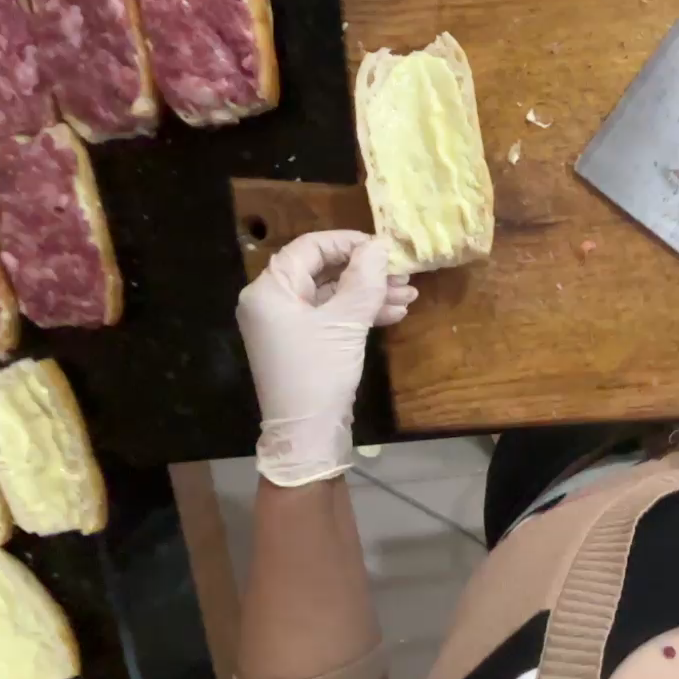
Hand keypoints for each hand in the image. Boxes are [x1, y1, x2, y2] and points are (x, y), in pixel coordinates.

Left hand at [236, 231, 417, 486]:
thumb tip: (380, 246)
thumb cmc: (319, 374)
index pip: (309, 248)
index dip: (348, 243)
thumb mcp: (346, 324)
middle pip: (322, 271)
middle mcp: (273, 303)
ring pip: (332, 297)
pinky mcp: (303, 346)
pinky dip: (360, 314)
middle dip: (366, 272)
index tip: (385, 248)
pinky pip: (332, 318)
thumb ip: (363, 280)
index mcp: (270, 291)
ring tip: (408, 296)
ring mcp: (287, 326)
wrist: (307, 436)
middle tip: (403, 275)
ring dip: (369, 294)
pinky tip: (393, 314)